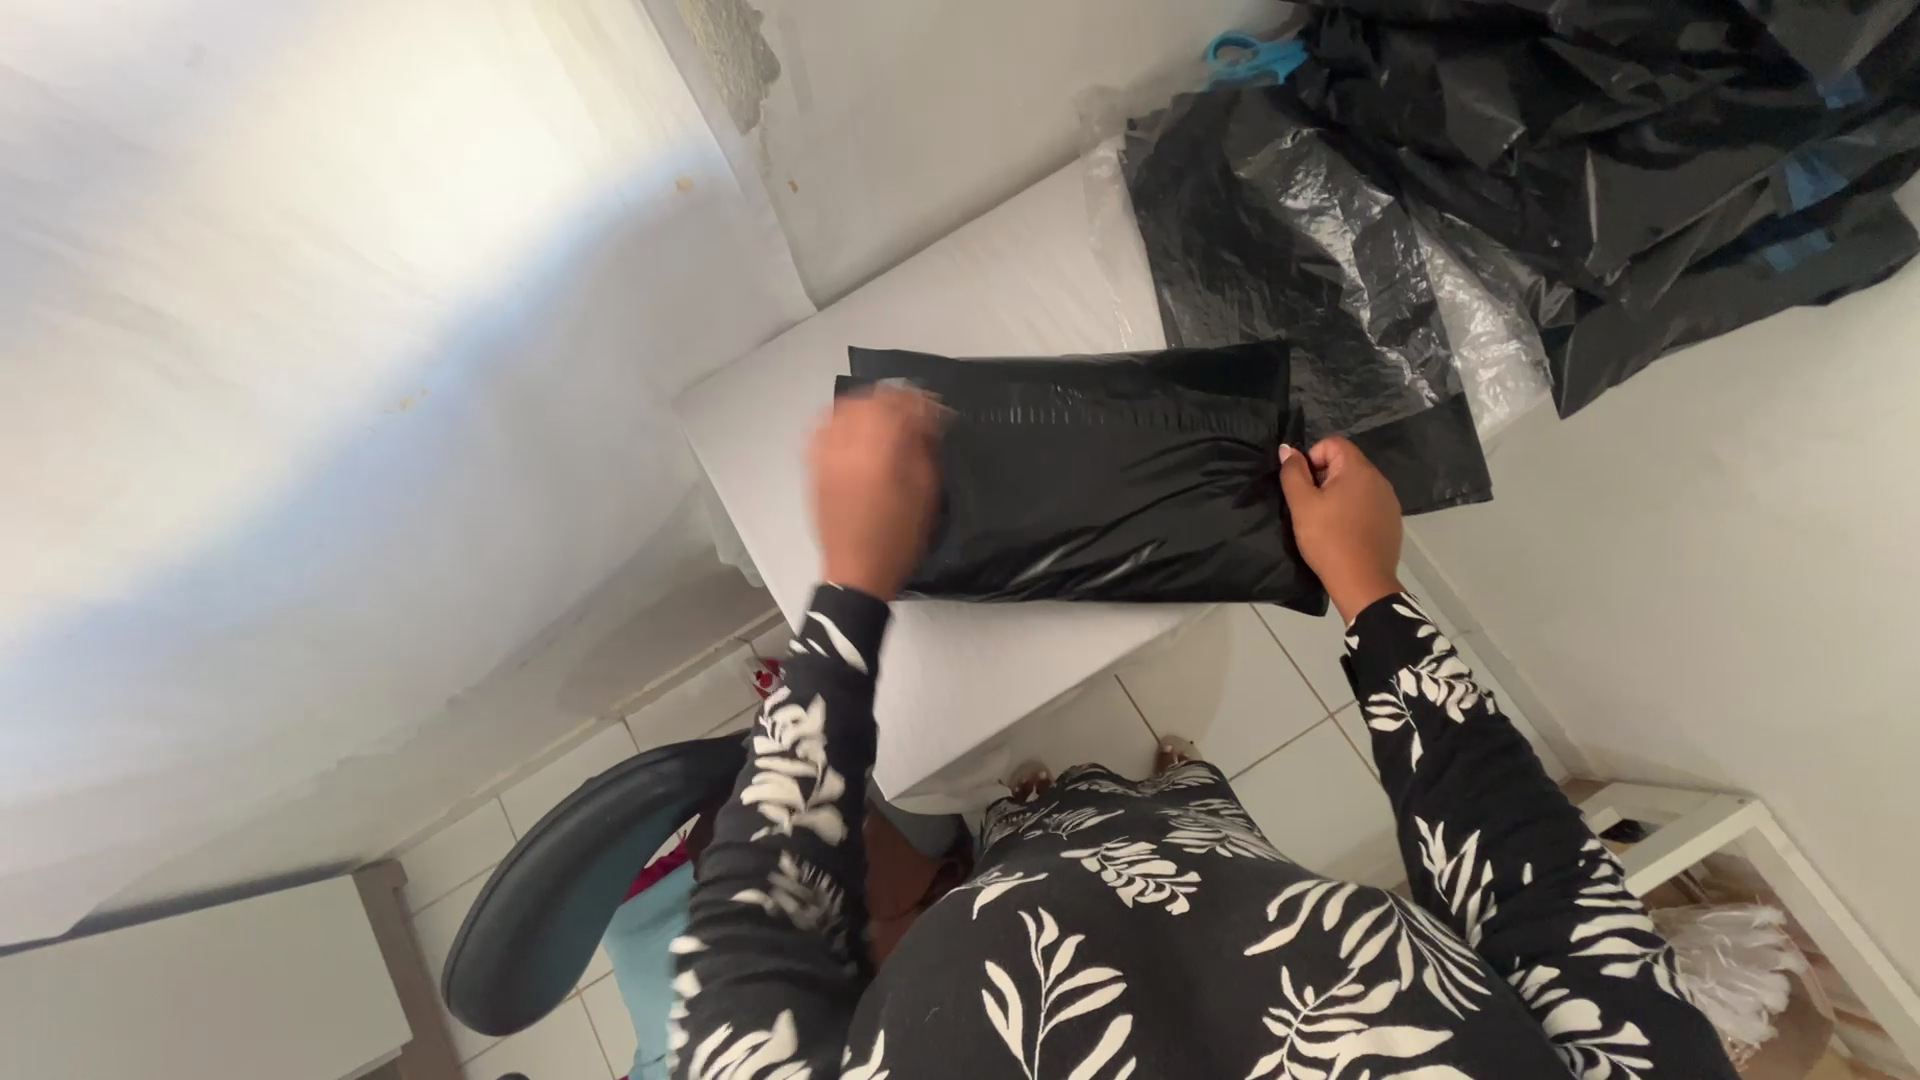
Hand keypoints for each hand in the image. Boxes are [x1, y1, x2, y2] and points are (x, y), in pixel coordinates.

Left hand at [808, 385, 944, 600]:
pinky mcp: (814, 467)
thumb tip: (924, 424)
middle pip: (870, 401)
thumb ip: (924, 450)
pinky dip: (839, 419)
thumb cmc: (898, 539)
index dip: (922, 403)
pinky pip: (822, 429)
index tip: (938, 411)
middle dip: (895, 398)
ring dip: (867, 404)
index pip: (901, 407)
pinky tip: (852, 426)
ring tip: (885, 414)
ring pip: (843, 409)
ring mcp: (825, 455)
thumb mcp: (926, 494)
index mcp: (880, 452)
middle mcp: (848, 446)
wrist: (857, 572)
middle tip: (914, 409)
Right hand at [1278, 437, 1403, 622]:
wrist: (1362, 580)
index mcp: (1358, 469)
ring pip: (1356, 484)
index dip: (1312, 459)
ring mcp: (1389, 499)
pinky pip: (1367, 502)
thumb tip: (1288, 450)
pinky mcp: (1391, 519)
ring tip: (1326, 521)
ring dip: (1338, 494)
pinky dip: (1352, 509)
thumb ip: (1292, 473)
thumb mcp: (1302, 505)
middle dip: (1324, 477)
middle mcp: (1378, 478)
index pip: (1332, 443)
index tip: (1303, 486)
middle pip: (1345, 462)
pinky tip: (1344, 531)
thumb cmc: (1327, 538)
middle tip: (1311, 506)